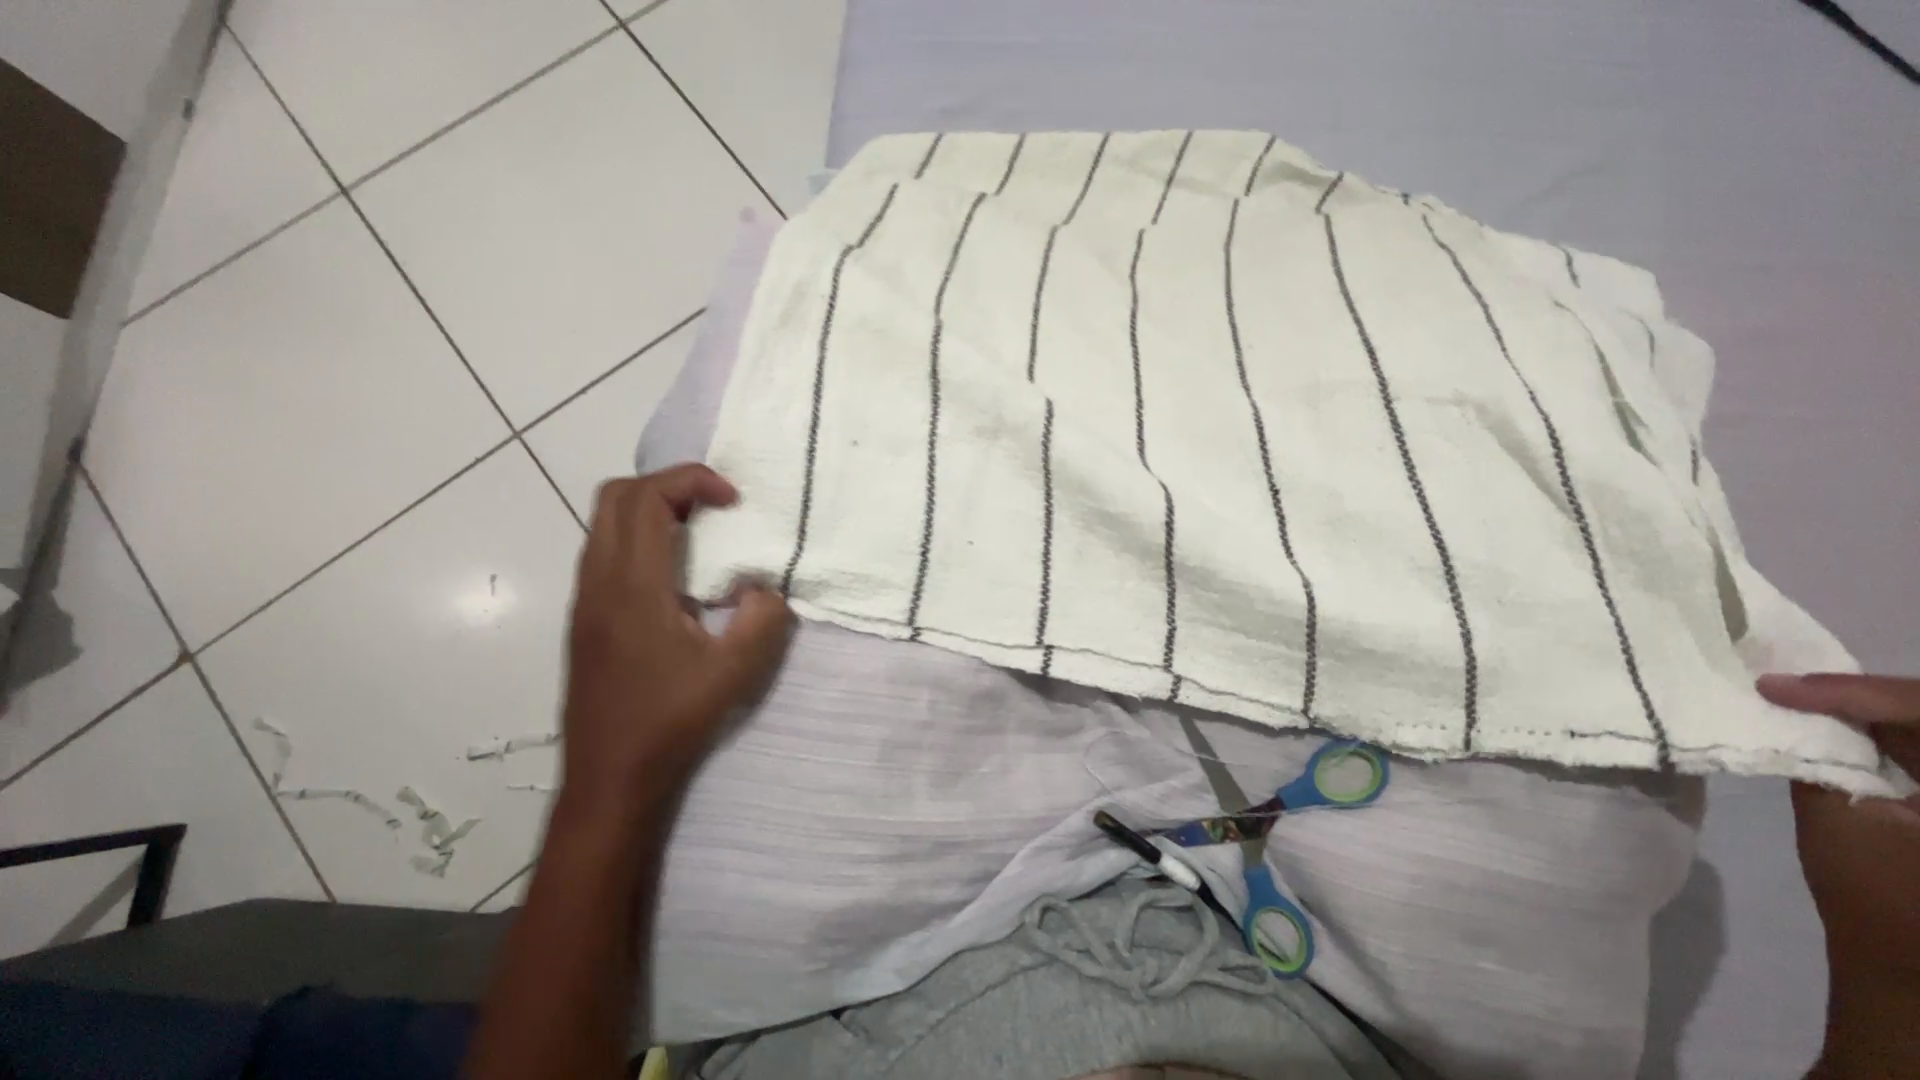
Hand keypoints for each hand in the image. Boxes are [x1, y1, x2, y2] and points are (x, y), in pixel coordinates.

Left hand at [561, 464, 790, 805]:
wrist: (609, 777)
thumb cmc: (670, 723)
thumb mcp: (734, 675)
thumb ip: (762, 621)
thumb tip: (765, 587)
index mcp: (632, 586)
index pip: (647, 497)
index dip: (691, 480)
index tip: (734, 501)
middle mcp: (598, 582)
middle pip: (615, 497)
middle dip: (667, 485)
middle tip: (714, 508)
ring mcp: (584, 601)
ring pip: (604, 525)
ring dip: (650, 512)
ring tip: (699, 536)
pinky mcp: (584, 621)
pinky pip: (604, 554)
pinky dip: (639, 540)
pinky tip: (675, 580)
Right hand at [1758, 673, 1919, 1073]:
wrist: (1907, 968)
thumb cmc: (1874, 900)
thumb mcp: (1836, 824)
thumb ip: (1819, 759)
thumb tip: (1791, 706)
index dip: (1852, 692)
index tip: (1774, 684)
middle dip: (1867, 693)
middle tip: (1791, 681)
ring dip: (1876, 708)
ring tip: (1808, 692)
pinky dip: (1886, 732)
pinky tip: (1839, 723)